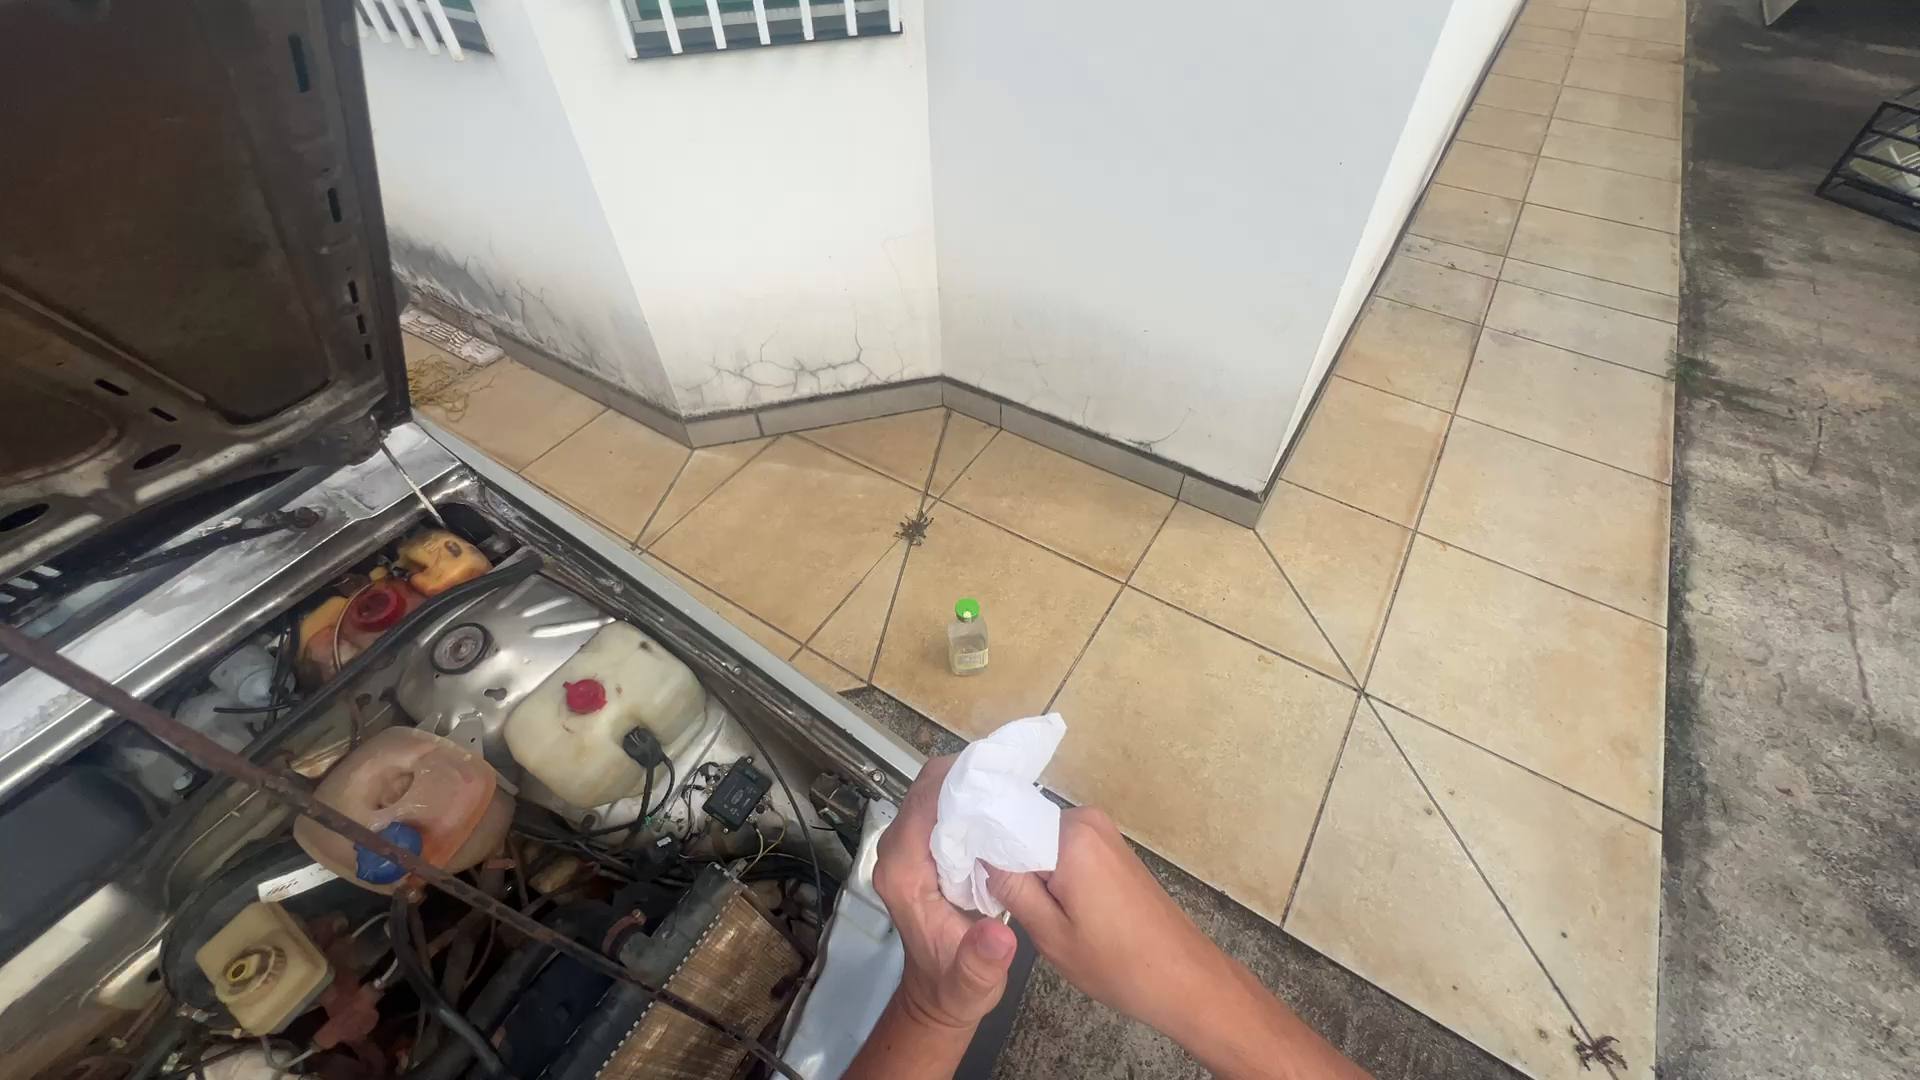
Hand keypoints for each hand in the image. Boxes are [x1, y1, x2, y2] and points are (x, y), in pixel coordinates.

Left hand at [871, 754, 1017, 1031]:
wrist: (936, 996)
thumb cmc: (953, 987)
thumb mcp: (972, 984)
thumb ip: (980, 961)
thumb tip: (997, 938)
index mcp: (902, 873)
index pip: (924, 804)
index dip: (959, 784)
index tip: (999, 780)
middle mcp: (895, 851)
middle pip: (926, 789)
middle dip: (966, 776)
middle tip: (1010, 780)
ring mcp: (904, 845)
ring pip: (931, 790)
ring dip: (966, 782)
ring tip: (1006, 788)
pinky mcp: (916, 845)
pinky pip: (937, 803)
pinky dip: (964, 795)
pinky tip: (994, 804)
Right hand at [990, 808, 1370, 1079]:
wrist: (1184, 977)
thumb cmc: (1117, 963)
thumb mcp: (1051, 935)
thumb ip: (1012, 889)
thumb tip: (980, 854)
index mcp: (1069, 835)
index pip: (1004, 825)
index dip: (982, 849)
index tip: (962, 871)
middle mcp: (1085, 818)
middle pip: (1023, 829)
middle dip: (1010, 860)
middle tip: (1000, 901)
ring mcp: (1101, 828)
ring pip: (1041, 839)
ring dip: (1032, 867)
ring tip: (1031, 907)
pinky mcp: (1109, 843)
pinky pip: (1064, 845)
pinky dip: (1052, 868)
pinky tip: (1054, 902)